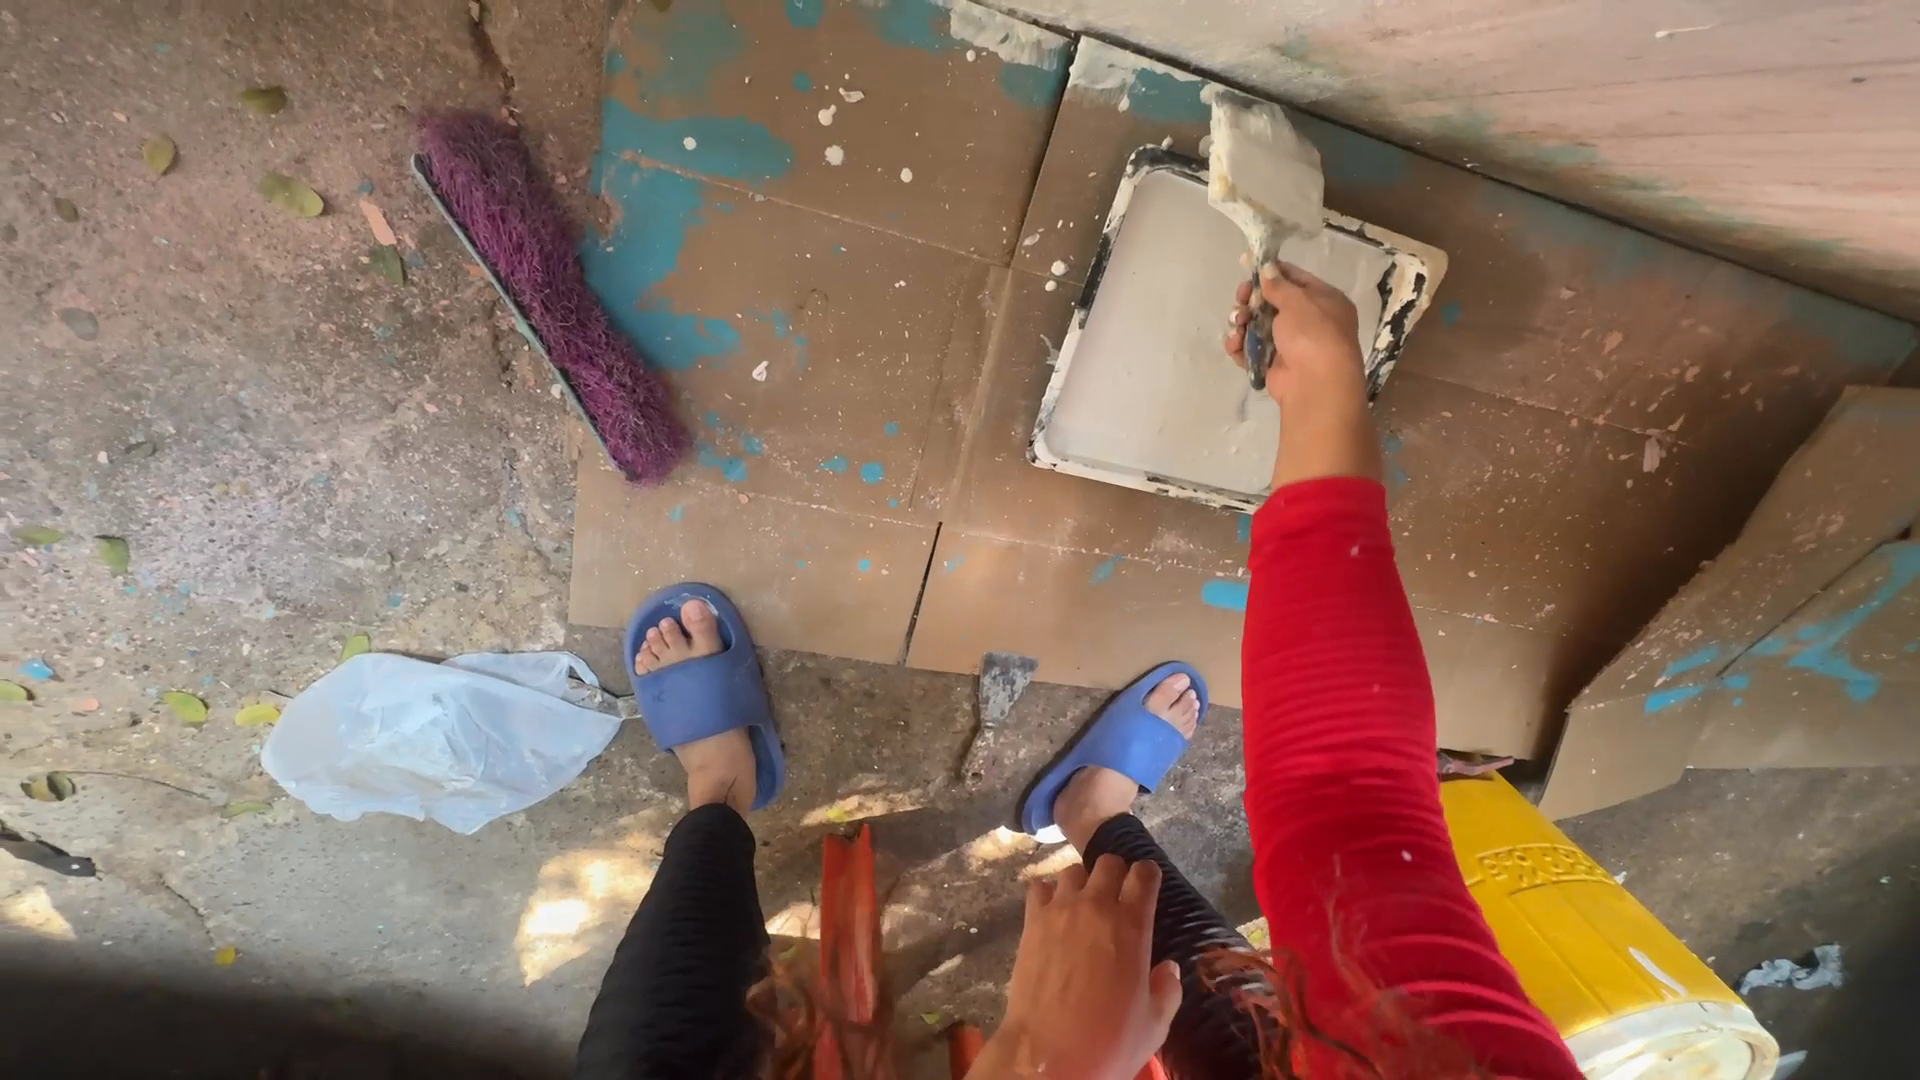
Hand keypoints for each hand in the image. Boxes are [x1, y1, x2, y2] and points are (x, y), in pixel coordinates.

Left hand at [971, 856, 1180, 1079]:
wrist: (1048, 1055)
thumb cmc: (1108, 1042)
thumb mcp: (1154, 1025)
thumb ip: (1167, 990)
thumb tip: (1168, 967)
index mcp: (1131, 925)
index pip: (1143, 875)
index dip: (1148, 875)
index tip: (1148, 883)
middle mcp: (1096, 906)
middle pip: (1108, 862)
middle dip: (1117, 873)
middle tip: (1117, 895)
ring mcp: (1060, 909)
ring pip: (1073, 871)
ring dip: (1082, 883)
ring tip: (1083, 904)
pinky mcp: (1032, 920)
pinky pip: (1039, 887)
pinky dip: (1048, 894)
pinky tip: (1053, 913)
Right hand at [1224, 261, 1381, 488]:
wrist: (1315, 382)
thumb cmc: (1313, 333)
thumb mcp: (1298, 301)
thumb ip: (1279, 285)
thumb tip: (1267, 269)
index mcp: (1323, 300)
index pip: (1293, 279)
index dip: (1269, 273)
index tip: (1246, 267)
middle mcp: (1307, 321)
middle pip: (1271, 303)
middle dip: (1251, 301)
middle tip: (1241, 301)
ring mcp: (1289, 344)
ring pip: (1257, 326)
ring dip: (1242, 324)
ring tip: (1237, 326)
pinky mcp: (1273, 364)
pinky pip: (1252, 350)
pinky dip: (1240, 346)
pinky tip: (1234, 345)